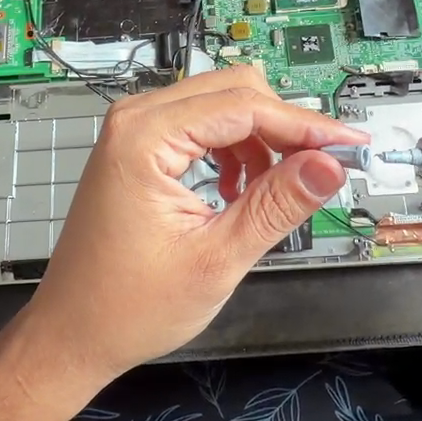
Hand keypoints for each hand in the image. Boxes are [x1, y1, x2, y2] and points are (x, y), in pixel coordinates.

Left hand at [14, 68, 364, 390]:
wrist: (73, 330)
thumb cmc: (129, 306)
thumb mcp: (216, 259)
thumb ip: (276, 206)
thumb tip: (327, 166)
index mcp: (145, 137)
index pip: (244, 106)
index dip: (304, 124)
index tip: (348, 144)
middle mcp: (136, 117)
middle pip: (234, 90)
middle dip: (284, 125)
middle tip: (321, 167)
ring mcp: (134, 128)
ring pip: (220, 103)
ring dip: (258, 138)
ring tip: (270, 192)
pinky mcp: (139, 144)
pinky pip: (201, 123)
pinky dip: (233, 147)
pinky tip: (238, 189)